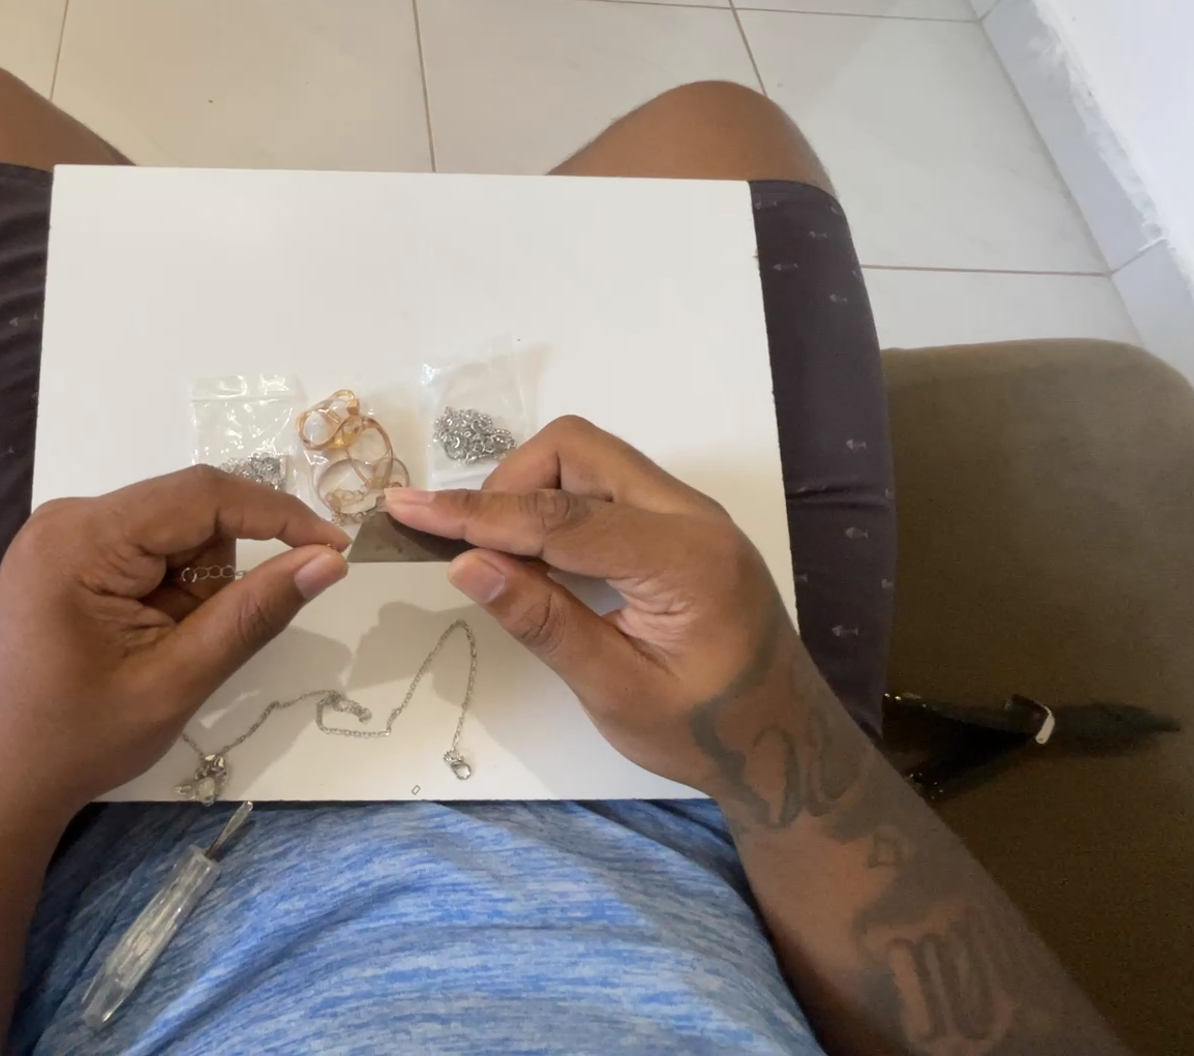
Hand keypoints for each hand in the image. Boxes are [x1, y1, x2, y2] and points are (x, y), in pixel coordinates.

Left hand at [0, 467, 350, 816]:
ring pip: (173, 534)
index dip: (278, 514)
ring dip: (196, 585)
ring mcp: (65, 537)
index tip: (335, 547)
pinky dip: (172, 591)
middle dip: (221, 569)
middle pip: (187, 512)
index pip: (202, 495)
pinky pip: (148, 553)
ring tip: (166, 648)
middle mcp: (70, 518)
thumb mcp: (177, 679)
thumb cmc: (76, 742)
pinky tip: (148, 638)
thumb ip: (254, 613)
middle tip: (207, 638)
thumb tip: (329, 561)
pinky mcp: (68, 559)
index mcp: (84, 537)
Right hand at [384, 415, 818, 793]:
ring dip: (528, 492)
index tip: (408, 508)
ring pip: (586, 456)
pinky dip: (552, 504)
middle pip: (576, 450)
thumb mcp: (614, 692)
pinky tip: (538, 556)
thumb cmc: (704, 733)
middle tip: (478, 552)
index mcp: (682, 560)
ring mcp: (686, 512)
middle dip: (508, 486)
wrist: (785, 744)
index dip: (476, 513)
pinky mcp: (675, 521)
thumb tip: (465, 566)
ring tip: (505, 558)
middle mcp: (689, 514)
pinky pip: (600, 483)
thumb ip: (542, 621)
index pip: (558, 516)